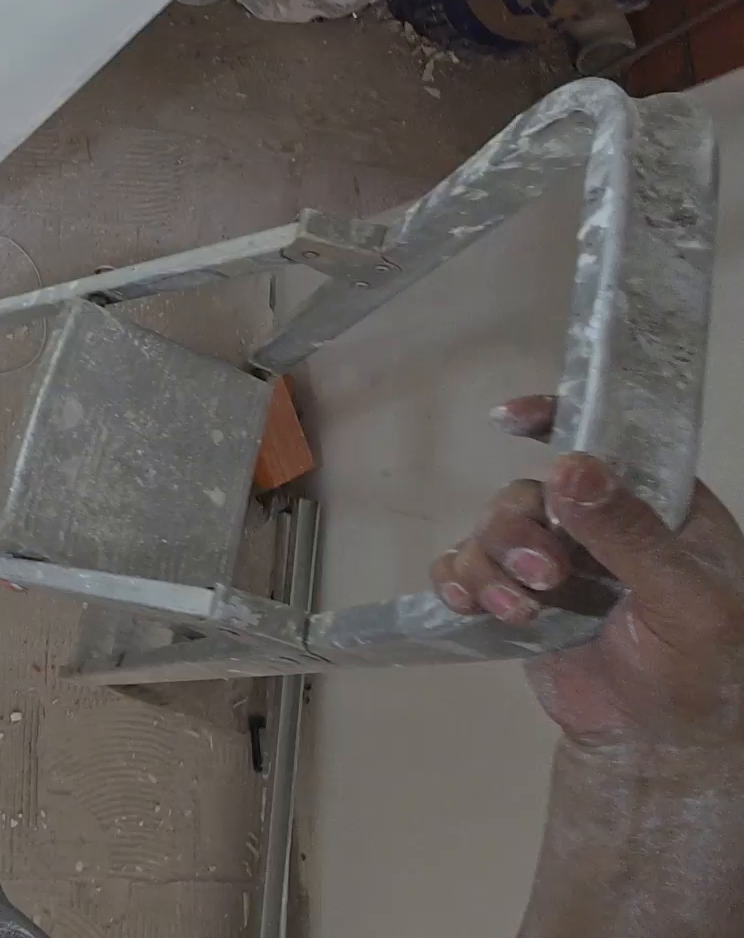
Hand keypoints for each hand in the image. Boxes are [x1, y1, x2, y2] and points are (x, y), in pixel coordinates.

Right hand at [431, 395, 743, 749]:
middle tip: (542, 576)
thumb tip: (571, 466)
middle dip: (515, 535)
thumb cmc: (702, 674)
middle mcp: (596, 530)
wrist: (651, 741)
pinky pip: (456, 565)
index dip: (559, 422)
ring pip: (484, 532)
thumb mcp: (687, 603)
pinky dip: (456, 582)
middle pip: (523, 496)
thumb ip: (631, 535)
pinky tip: (471, 606)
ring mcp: (548, 561)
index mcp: (658, 516)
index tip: (509, 418)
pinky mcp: (506, 591)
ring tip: (517, 610)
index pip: (609, 448)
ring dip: (489, 569)